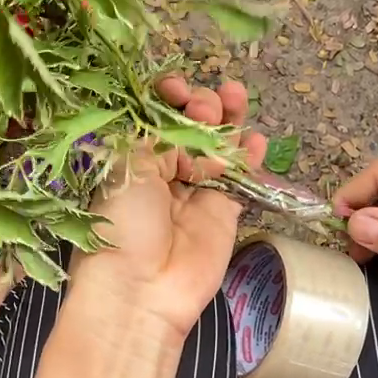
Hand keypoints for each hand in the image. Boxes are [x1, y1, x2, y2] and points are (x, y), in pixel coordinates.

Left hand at [65, 77, 267, 340]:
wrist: (142, 289)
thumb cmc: (122, 224)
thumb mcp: (129, 166)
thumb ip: (161, 134)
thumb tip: (189, 122)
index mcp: (131, 159)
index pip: (156, 116)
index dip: (169, 97)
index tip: (176, 88)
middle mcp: (162, 173)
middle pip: (191, 126)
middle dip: (201, 105)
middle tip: (203, 107)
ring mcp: (195, 192)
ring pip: (219, 145)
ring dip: (228, 118)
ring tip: (234, 98)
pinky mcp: (223, 211)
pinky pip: (241, 176)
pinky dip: (251, 155)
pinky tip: (255, 140)